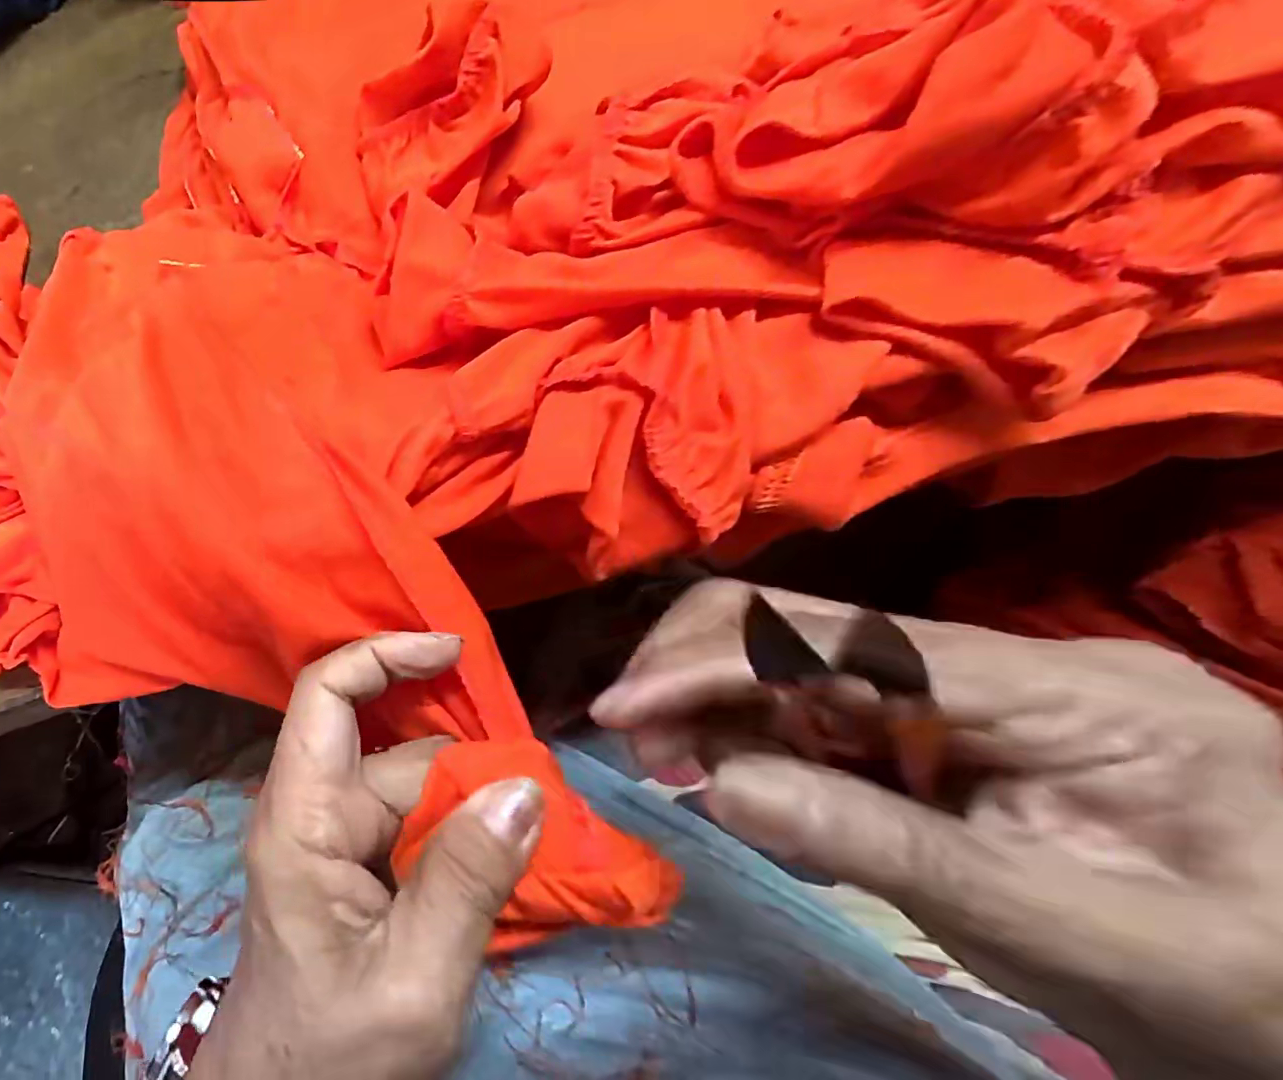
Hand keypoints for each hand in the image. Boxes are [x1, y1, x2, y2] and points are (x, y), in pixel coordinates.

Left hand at [190, 632, 545, 1079]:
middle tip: (538, 780)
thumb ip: (466, 880)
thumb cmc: (333, 1053)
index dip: (383, 655)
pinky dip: (461, 827)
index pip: (326, 695)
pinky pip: (415, 820)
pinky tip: (508, 849)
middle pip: (391, 744)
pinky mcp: (355, 860)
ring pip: (413, 784)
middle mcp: (313, 807)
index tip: (453, 650)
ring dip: (472, 798)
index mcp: (301, 817)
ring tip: (540, 827)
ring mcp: (334, 834)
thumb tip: (524, 787)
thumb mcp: (414, 979)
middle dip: (464, 753)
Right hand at [590, 580, 1282, 1079]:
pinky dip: (750, 733)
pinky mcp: (933, 729)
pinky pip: (814, 710)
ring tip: (665, 756)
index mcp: (1062, 689)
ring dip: (710, 699)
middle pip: (805, 621)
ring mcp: (960, 691)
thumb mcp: (1082, 938)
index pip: (847, 642)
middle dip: (696, 667)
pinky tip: (723, 766)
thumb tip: (717, 786)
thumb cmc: (1262, 994)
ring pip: (793, 658)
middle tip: (634, 734)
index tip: (621, 709)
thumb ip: (892, 848)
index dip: (716, 664)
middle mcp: (994, 663)